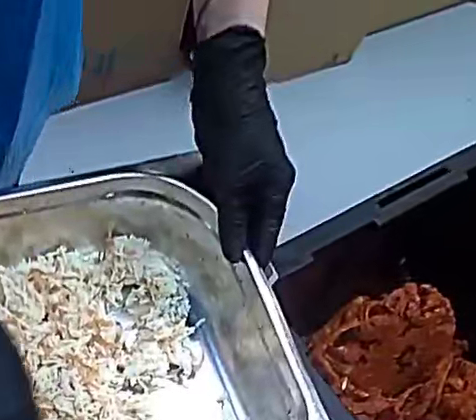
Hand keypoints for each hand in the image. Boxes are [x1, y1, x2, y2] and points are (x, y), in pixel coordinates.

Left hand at [189, 25, 294, 267]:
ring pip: (235, 210)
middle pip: (252, 225)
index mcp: (276, 190)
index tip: (245, 283)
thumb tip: (234, 255)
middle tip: (219, 265)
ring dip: (221, 222)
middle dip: (236, 242)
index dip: (256, 260)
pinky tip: (199, 211)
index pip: (268, 237)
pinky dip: (212, 202)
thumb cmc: (235, 125)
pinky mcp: (231, 164)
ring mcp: (249, 174)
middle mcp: (267, 185)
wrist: (223, 81)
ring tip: (206, 241)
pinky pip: (222, 193)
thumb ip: (232, 222)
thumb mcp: (231, 185)